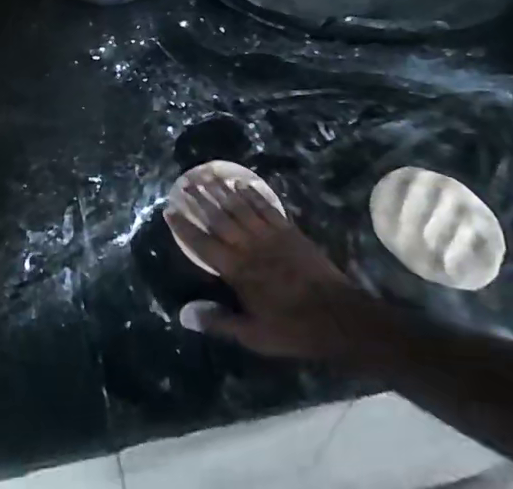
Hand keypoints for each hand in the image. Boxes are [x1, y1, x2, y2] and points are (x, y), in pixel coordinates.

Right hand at [164, 181, 364, 359]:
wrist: (343, 319)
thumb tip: (183, 315)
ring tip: (206, 176)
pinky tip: (242, 184)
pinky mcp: (289, 232)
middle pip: (218, 217)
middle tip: (185, 183)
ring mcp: (270, 236)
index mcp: (236, 270)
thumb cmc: (294, 329)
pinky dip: (252, 194)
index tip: (169, 211)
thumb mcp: (254, 335)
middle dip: (199, 200)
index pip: (202, 243)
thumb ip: (219, 323)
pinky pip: (266, 207)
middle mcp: (248, 247)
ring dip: (221, 191)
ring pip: (240, 207)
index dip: (184, 227)